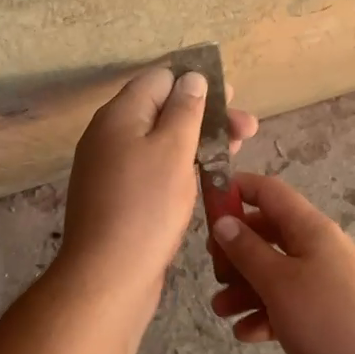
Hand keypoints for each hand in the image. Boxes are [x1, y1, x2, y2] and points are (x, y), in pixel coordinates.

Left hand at [58, 67, 257, 297]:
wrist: (107, 276)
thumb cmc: (145, 207)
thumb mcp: (172, 150)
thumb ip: (185, 110)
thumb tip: (190, 77)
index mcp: (119, 115)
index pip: (159, 79)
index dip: (196, 81)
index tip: (231, 96)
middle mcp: (109, 135)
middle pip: (162, 109)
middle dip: (206, 114)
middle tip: (247, 128)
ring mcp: (111, 168)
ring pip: (160, 141)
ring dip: (198, 141)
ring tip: (237, 151)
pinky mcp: (119, 196)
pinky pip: (153, 168)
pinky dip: (181, 166)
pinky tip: (208, 177)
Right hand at [207, 174, 354, 353]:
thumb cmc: (325, 320)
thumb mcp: (277, 281)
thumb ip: (246, 249)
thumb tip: (224, 221)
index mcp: (312, 230)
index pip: (271, 192)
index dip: (238, 191)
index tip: (207, 208)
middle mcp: (319, 250)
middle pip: (269, 233)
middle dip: (237, 250)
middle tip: (214, 270)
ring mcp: (323, 285)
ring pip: (273, 273)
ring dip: (244, 288)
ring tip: (220, 310)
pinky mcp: (323, 318)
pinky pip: (285, 305)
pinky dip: (263, 314)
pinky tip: (246, 333)